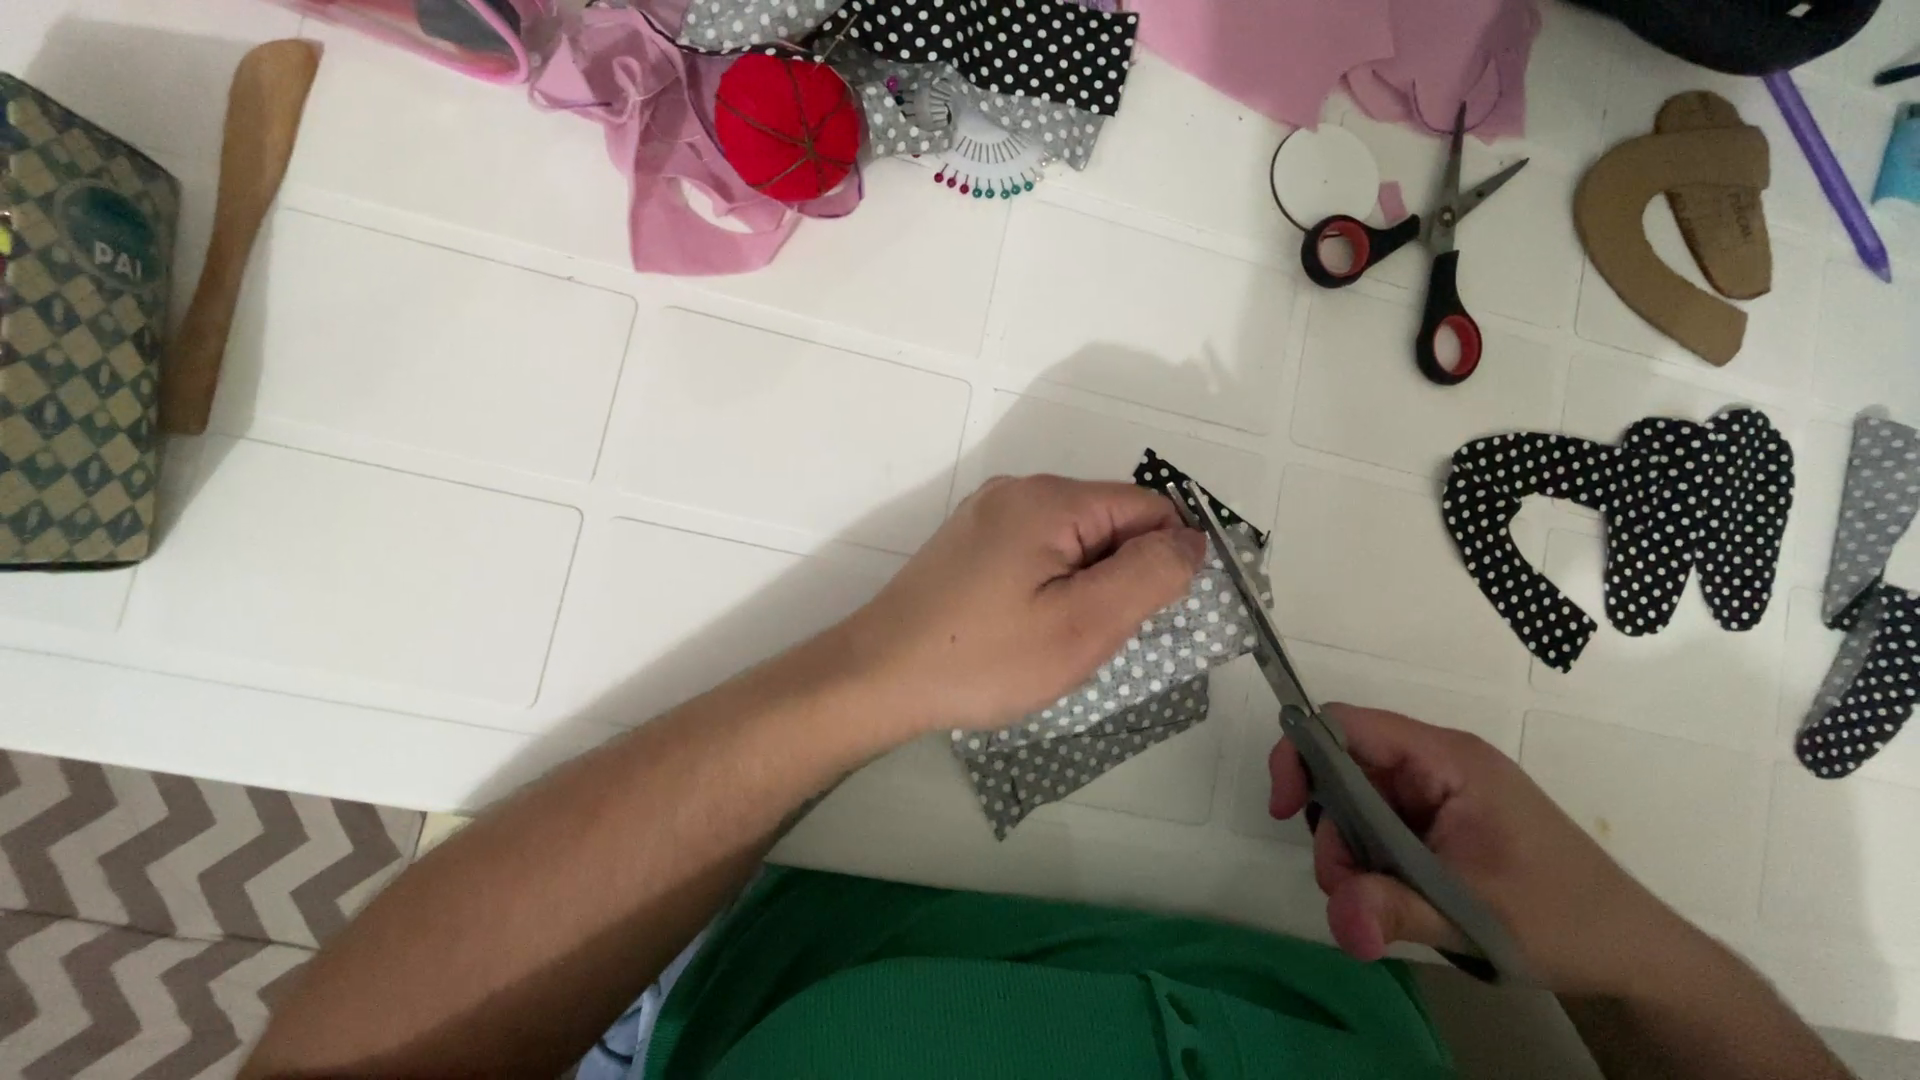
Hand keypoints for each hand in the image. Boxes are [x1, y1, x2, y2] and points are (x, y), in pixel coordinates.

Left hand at [844, 475, 1205, 734]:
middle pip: (1109, 521)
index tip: (1154, 614)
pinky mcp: (968, 546)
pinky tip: (1027, 629)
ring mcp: (986, 517)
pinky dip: (1051, 588)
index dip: (1167, 558)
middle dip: (1121, 576)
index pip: (1148, 507)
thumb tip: (1192, 540)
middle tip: (1094, 636)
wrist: (876, 678)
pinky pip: (1036, 555)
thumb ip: (1149, 575)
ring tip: (1058, 638)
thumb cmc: (983, 659)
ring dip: (1086, 587)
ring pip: (1074, 542)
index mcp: (1050, 500)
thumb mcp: (1083, 625)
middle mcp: (1017, 492)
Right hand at [1268, 705, 1700, 995]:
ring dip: (1350, 855)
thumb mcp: (1474, 916)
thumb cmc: (1567, 920)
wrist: (1635, 956)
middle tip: (1351, 890)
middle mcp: (1435, 765)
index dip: (1301, 753)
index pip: (1347, 725)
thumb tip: (1337, 918)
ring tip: (1382, 906)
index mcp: (1447, 760)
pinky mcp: (1435, 823)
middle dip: (1332, 831)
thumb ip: (1396, 909)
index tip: (1285, 808)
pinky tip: (1395, 898)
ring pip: (1354, 804)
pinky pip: (1376, 826)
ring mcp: (1435, 794)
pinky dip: (1370, 863)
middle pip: (1342, 770)